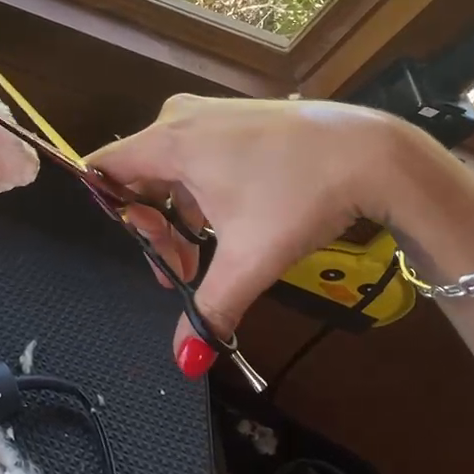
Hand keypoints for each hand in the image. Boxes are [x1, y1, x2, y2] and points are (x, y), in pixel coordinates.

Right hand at [88, 95, 473, 377]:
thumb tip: (185, 360)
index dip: (115, 212)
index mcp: (166, 142)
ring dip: (180, 214)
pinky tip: (232, 218)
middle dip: (157, 227)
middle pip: (137, 175)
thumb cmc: (299, 197)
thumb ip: (210, 306)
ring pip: (167, 167)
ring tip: (213, 251)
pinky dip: (200, 189)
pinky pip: (191, 153)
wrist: (369, 152)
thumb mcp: (251, 257)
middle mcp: (174, 119)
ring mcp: (203, 112)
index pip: (104, 168)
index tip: (154, 248)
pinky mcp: (227, 115)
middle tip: (188, 267)